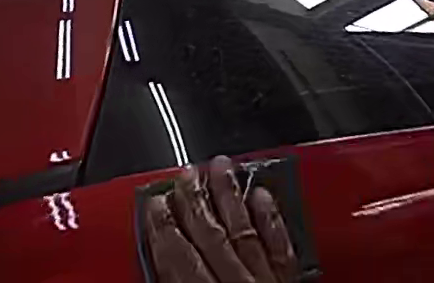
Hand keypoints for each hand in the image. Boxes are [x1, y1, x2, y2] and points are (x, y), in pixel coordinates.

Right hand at [144, 156, 299, 282]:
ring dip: (228, 196)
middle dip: (194, 202)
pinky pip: (280, 247)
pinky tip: (261, 192)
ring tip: (218, 164)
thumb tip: (159, 269)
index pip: (179, 259)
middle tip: (184, 172)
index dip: (163, 228)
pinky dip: (270, 218)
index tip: (153, 201)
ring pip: (243, 231)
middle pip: (211, 236)